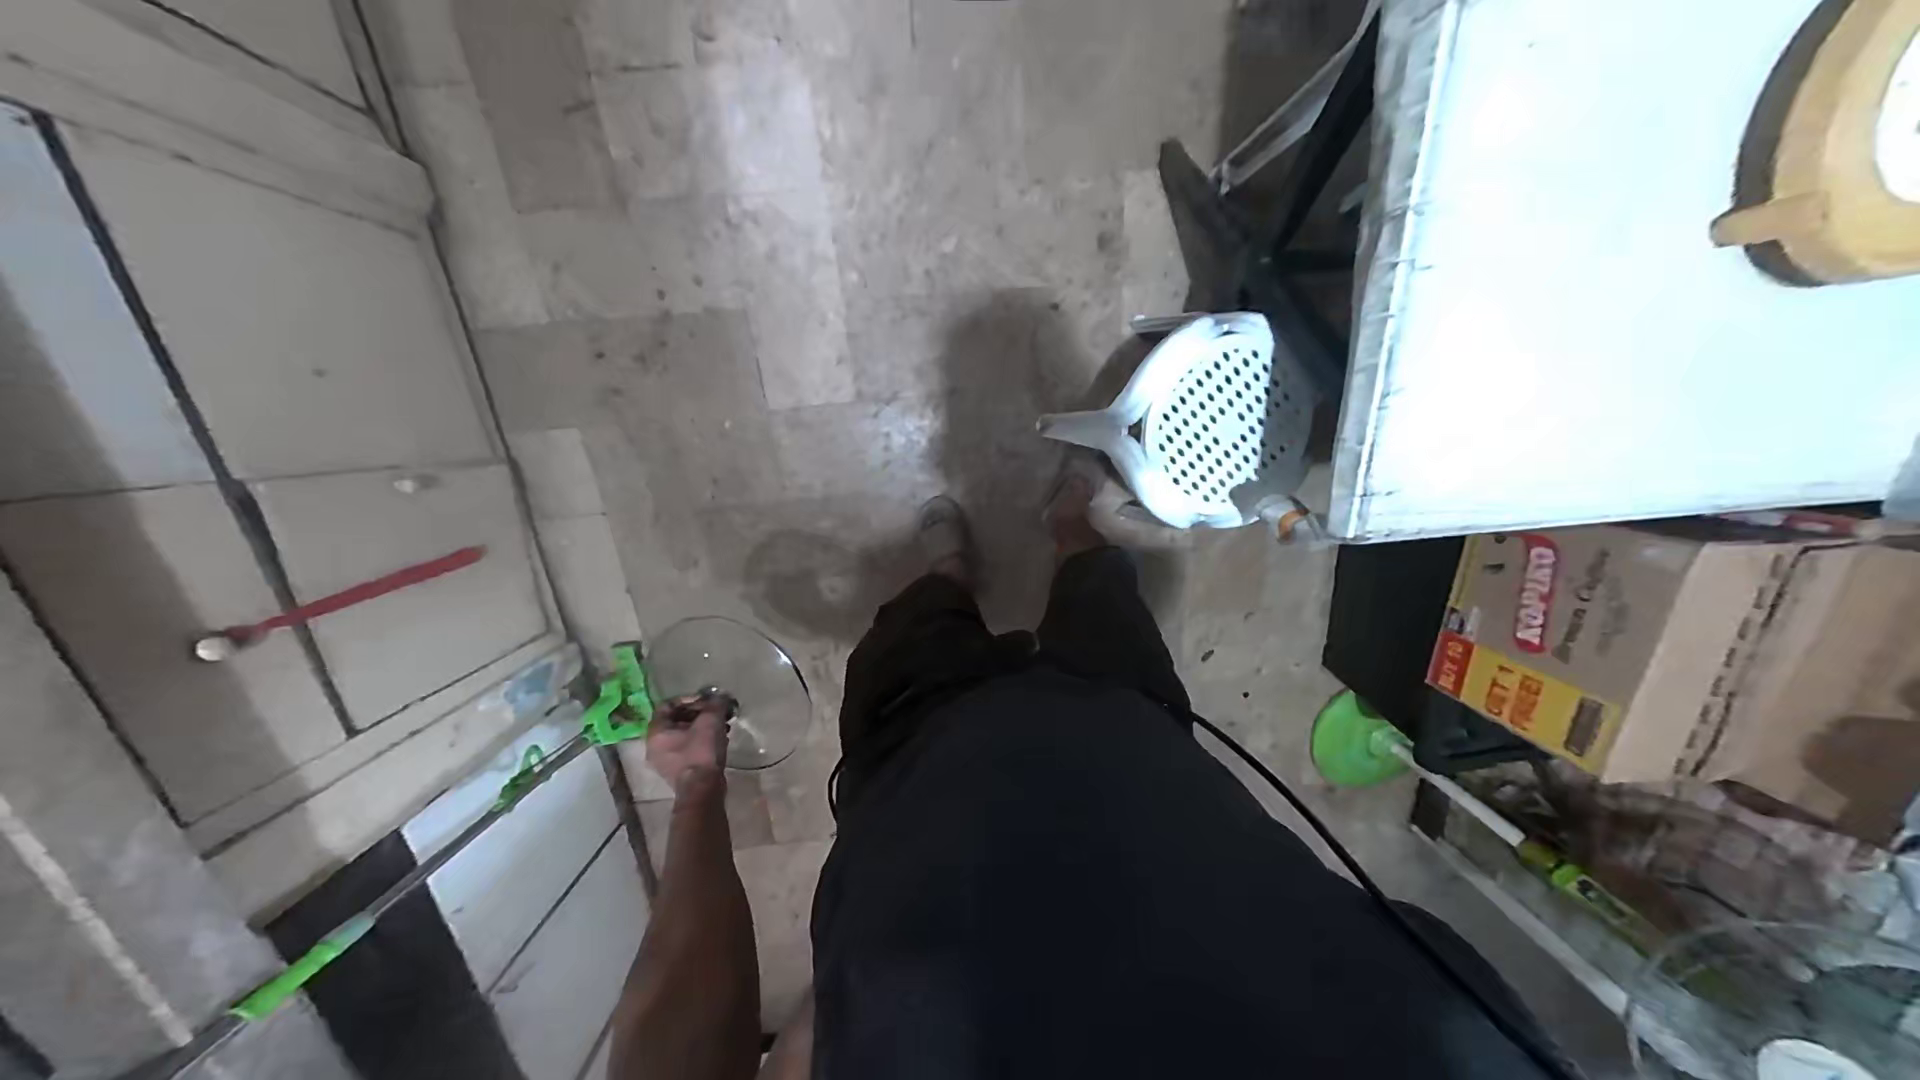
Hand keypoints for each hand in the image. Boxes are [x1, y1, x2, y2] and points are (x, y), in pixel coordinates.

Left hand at [647, 695, 727, 793]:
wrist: (703, 789)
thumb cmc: (701, 752)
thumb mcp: (711, 721)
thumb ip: (715, 704)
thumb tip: (720, 696)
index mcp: (656, 731)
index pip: (668, 705)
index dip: (690, 698)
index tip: (708, 701)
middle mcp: (654, 746)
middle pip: (676, 720)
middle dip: (699, 713)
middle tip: (717, 712)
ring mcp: (664, 760)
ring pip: (683, 735)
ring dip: (702, 726)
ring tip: (722, 725)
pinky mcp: (677, 771)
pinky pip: (687, 748)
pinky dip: (701, 740)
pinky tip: (720, 740)